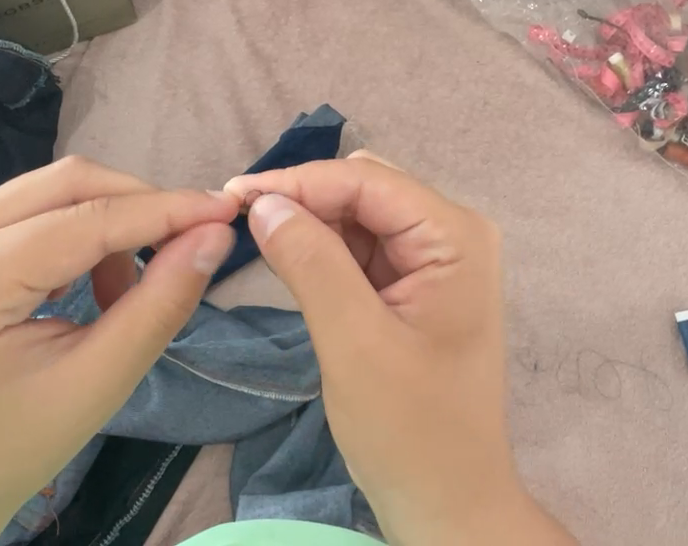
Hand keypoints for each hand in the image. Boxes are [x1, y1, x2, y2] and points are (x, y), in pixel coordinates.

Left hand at [0, 157, 238, 545]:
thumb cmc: (14, 443)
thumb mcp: (99, 383)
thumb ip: (160, 303)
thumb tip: (216, 235)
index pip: (87, 221)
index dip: (165, 210)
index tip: (227, 210)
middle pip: (70, 182)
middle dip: (141, 205)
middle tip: (188, 243)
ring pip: (57, 186)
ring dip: (113, 218)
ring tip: (127, 287)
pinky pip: (38, 203)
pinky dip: (84, 227)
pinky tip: (90, 281)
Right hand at [225, 153, 574, 545]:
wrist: (449, 505)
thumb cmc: (410, 430)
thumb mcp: (354, 343)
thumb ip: (311, 263)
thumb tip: (265, 203)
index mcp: (454, 236)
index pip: (366, 181)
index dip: (298, 181)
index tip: (233, 194)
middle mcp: (451, 233)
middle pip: (364, 190)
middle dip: (303, 199)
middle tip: (238, 216)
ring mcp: (436, 258)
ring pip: (359, 214)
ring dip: (310, 221)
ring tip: (254, 234)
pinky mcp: (416, 283)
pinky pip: (363, 246)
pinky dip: (323, 248)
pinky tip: (288, 257)